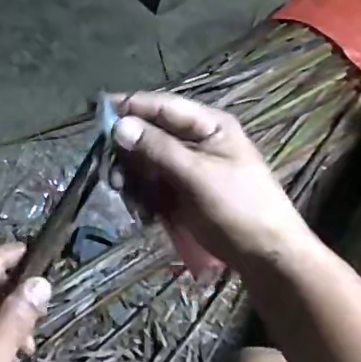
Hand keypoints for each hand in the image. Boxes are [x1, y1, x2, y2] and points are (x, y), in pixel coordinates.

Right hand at [110, 91, 316, 272]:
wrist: (266, 255)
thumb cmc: (239, 206)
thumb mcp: (197, 174)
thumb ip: (158, 148)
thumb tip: (118, 125)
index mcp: (207, 125)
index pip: (160, 106)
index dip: (128, 106)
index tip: (94, 111)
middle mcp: (194, 140)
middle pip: (147, 134)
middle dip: (126, 154)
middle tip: (111, 176)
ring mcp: (187, 167)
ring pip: (144, 162)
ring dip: (132, 180)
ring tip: (131, 202)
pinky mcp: (180, 191)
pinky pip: (150, 185)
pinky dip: (141, 197)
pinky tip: (143, 214)